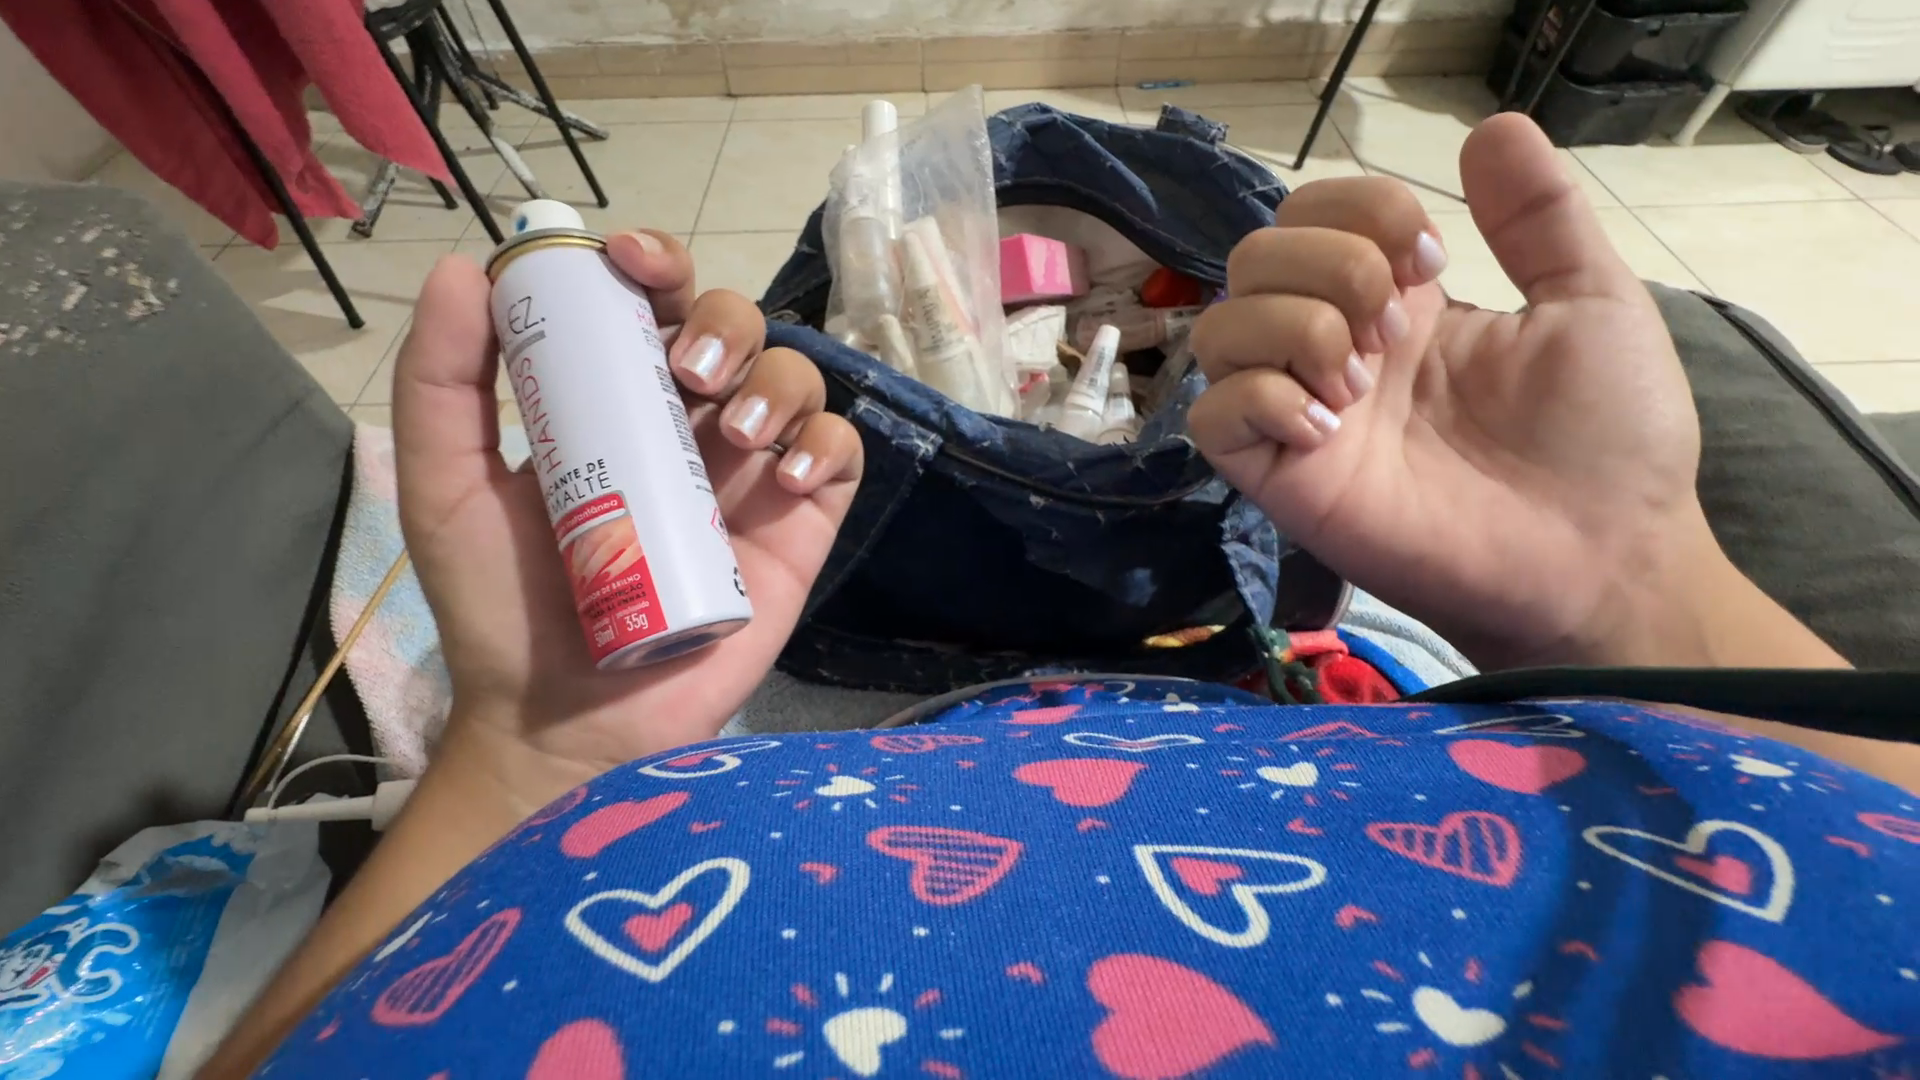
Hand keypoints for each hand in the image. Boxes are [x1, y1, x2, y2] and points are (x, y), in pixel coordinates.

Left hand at [395, 231, 861, 802]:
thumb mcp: (451, 487)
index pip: (656, 306)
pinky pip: (840, 457)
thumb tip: (464, 270)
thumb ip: (446, 382)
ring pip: (799, 381)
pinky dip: (827, 447)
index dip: (657, 265)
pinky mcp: (802, 527)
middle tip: (687, 376)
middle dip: (724, 324)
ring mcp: (755, 476)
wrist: (572, 715)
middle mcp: (695, 426)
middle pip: (741, 329)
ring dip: (778, 383)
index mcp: (621, 402)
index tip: (630, 263)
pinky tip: (789, 480)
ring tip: (738, 435)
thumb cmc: (509, 606)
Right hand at [1189, 114, 1724, 668]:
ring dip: (1290, 332)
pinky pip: (1213, 416)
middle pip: (1251, 259)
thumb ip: (1538, 216)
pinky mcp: (1273, 474)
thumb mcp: (1589, 302)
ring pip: (1217, 329)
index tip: (1433, 262)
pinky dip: (1260, 401)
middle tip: (1394, 333)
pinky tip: (1328, 431)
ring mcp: (1293, 412)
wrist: (1591, 555)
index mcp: (1393, 303)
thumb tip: (1488, 126)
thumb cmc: (1597, 439)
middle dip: (1325, 269)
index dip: (1356, 211)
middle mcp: (1327, 347)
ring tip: (1360, 386)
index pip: (1310, 216)